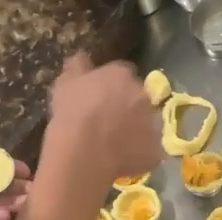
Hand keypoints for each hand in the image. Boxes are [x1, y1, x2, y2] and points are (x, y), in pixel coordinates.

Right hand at [41, 53, 163, 192]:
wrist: (84, 154)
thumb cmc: (72, 115)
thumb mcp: (65, 82)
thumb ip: (78, 66)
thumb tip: (84, 58)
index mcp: (122, 75)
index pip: (123, 74)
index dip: (114, 85)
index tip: (104, 96)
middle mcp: (142, 95)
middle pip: (139, 98)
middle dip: (129, 105)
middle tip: (113, 120)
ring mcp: (152, 124)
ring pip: (149, 124)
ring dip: (139, 129)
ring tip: (121, 142)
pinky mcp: (156, 151)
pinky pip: (152, 151)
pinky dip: (143, 154)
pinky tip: (128, 159)